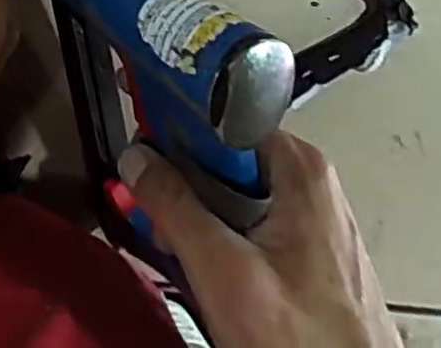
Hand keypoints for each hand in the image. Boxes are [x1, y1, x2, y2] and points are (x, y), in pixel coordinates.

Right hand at [121, 132, 401, 347]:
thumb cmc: (303, 342)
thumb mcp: (224, 271)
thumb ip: (173, 206)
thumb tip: (133, 157)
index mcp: (298, 166)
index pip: (218, 115)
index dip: (171, 124)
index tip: (137, 140)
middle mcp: (306, 181)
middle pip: (218, 154)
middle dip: (177, 179)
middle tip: (150, 208)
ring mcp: (307, 217)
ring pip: (227, 190)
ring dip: (191, 212)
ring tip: (170, 242)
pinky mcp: (302, 251)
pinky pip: (243, 221)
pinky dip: (213, 235)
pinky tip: (198, 264)